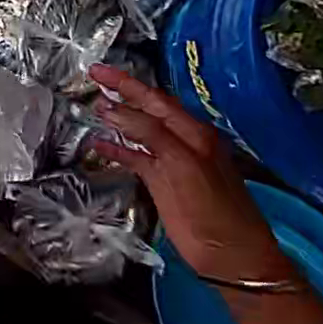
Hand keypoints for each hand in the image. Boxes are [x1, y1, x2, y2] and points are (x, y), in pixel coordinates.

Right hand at [85, 64, 293, 282]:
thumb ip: (148, 133)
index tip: (97, 69)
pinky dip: (115, 149)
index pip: (154, 98)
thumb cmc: (213, 206)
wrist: (231, 255)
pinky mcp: (159, 180)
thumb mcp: (183, 163)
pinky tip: (97, 144)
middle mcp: (181, 141)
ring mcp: (169, 161)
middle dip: (121, 92)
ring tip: (91, 105)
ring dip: (116, 117)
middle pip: (146, 109)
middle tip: (93, 76)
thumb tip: (110, 108)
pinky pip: (132, 157)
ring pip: (138, 131)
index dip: (126, 82)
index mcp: (192, 132)